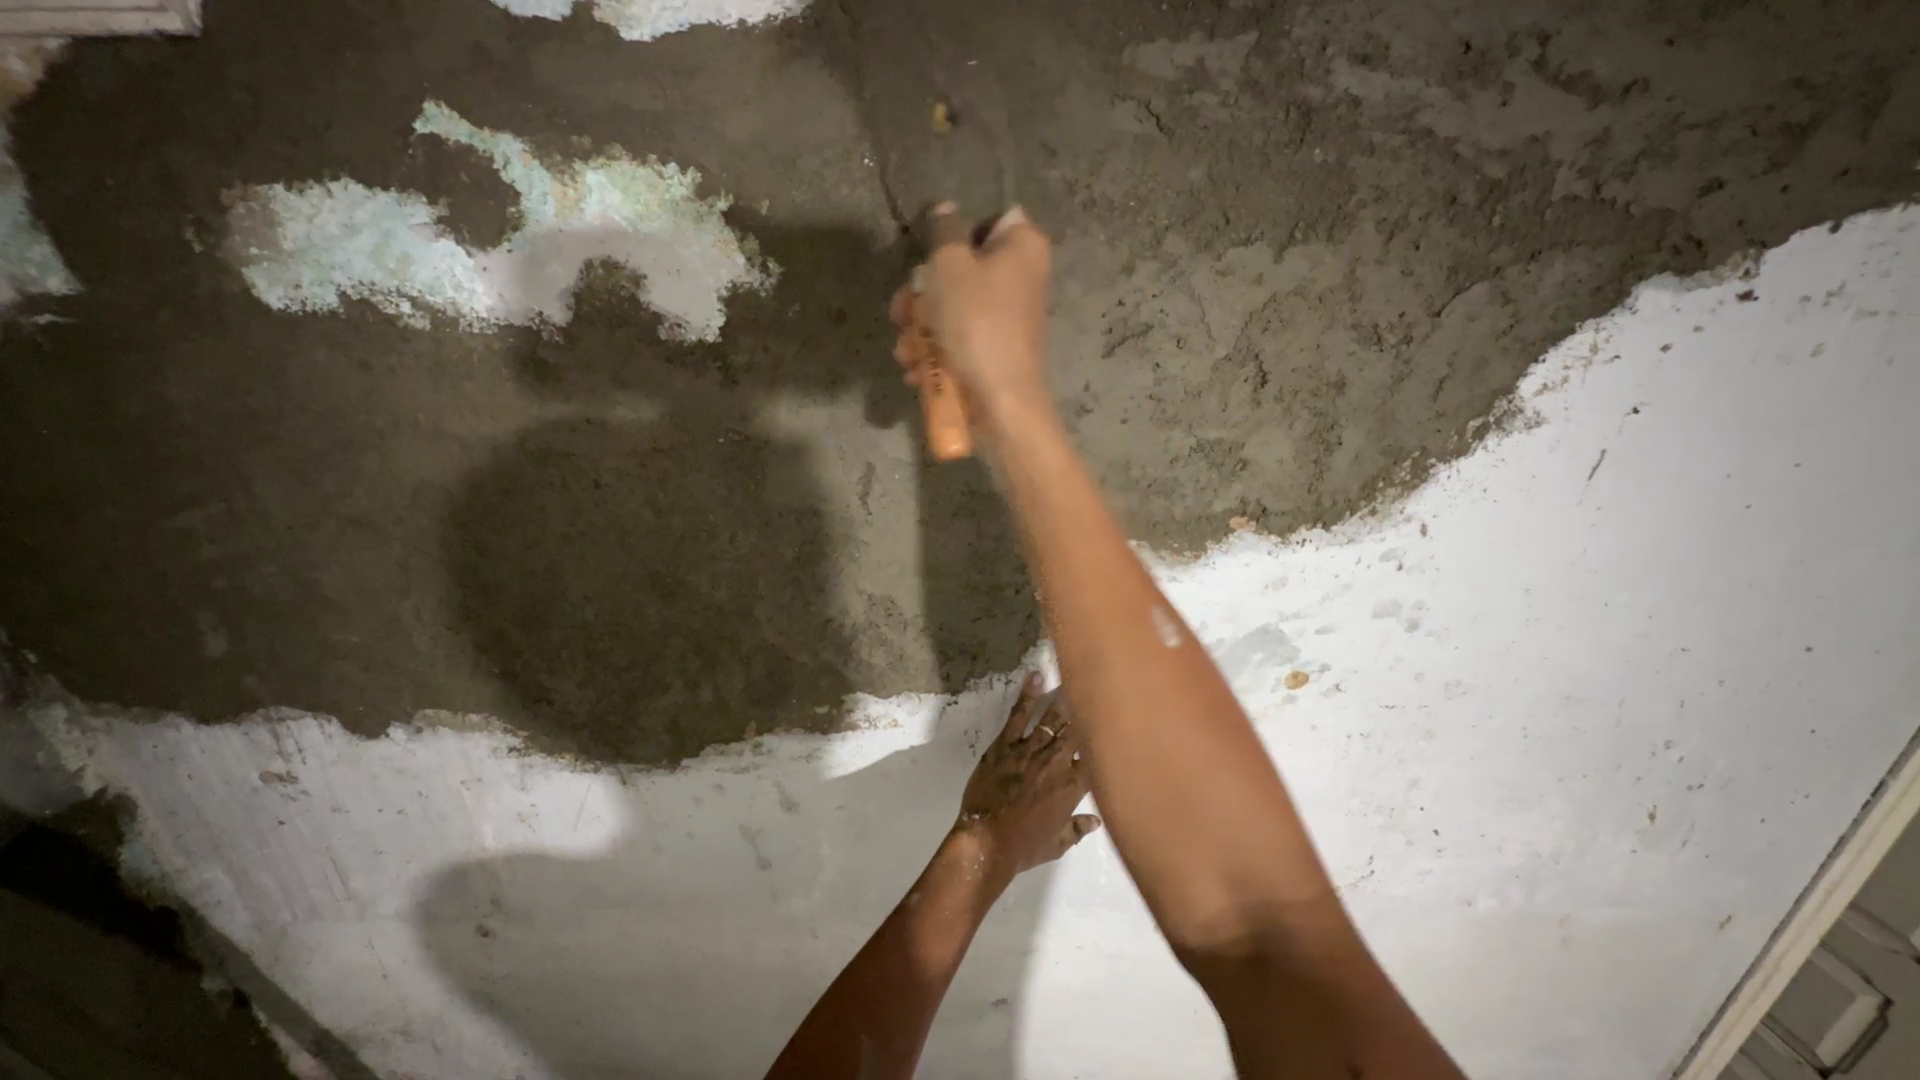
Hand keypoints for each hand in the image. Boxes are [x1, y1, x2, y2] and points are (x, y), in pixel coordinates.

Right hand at [890, 203, 1054, 431]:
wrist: (999, 401)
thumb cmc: (977, 323)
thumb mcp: (950, 266)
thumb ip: (945, 231)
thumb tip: (946, 209)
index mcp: (1023, 246)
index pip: (990, 217)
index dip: (954, 233)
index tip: (928, 251)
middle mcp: (1022, 277)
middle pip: (961, 269)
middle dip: (923, 294)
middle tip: (900, 312)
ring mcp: (1009, 318)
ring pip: (953, 308)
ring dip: (920, 329)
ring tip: (904, 351)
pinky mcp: (995, 351)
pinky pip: (959, 341)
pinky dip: (935, 354)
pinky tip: (916, 370)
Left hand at [953, 672, 1101, 877]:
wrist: (987, 842)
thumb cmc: (1024, 847)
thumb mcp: (1057, 844)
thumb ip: (1078, 829)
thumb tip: (1096, 820)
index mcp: (1073, 787)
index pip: (1097, 758)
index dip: (1106, 741)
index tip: (1116, 725)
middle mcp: (1056, 763)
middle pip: (1078, 731)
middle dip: (1090, 710)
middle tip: (1100, 688)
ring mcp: (1030, 750)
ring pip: (1052, 719)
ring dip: (1065, 698)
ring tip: (1076, 677)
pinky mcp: (1005, 745)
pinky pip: (1018, 716)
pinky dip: (1027, 695)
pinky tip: (1035, 676)